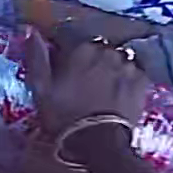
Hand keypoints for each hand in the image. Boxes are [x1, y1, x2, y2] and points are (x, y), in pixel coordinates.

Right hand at [21, 30, 151, 135]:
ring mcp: (127, 64)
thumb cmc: (64, 115)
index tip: (61, 70)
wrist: (98, 142)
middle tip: (82, 84)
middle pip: (94, 50)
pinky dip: (125, 80)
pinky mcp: (142, 80)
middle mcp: (106, 50)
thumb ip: (36, 57)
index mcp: (79, 49)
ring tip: (101, 91)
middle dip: (88, 62)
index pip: (68, 40)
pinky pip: (132, 73)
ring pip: (115, 60)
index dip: (63, 55)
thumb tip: (30, 30)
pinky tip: (118, 95)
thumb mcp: (41, 88)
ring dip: (108, 70)